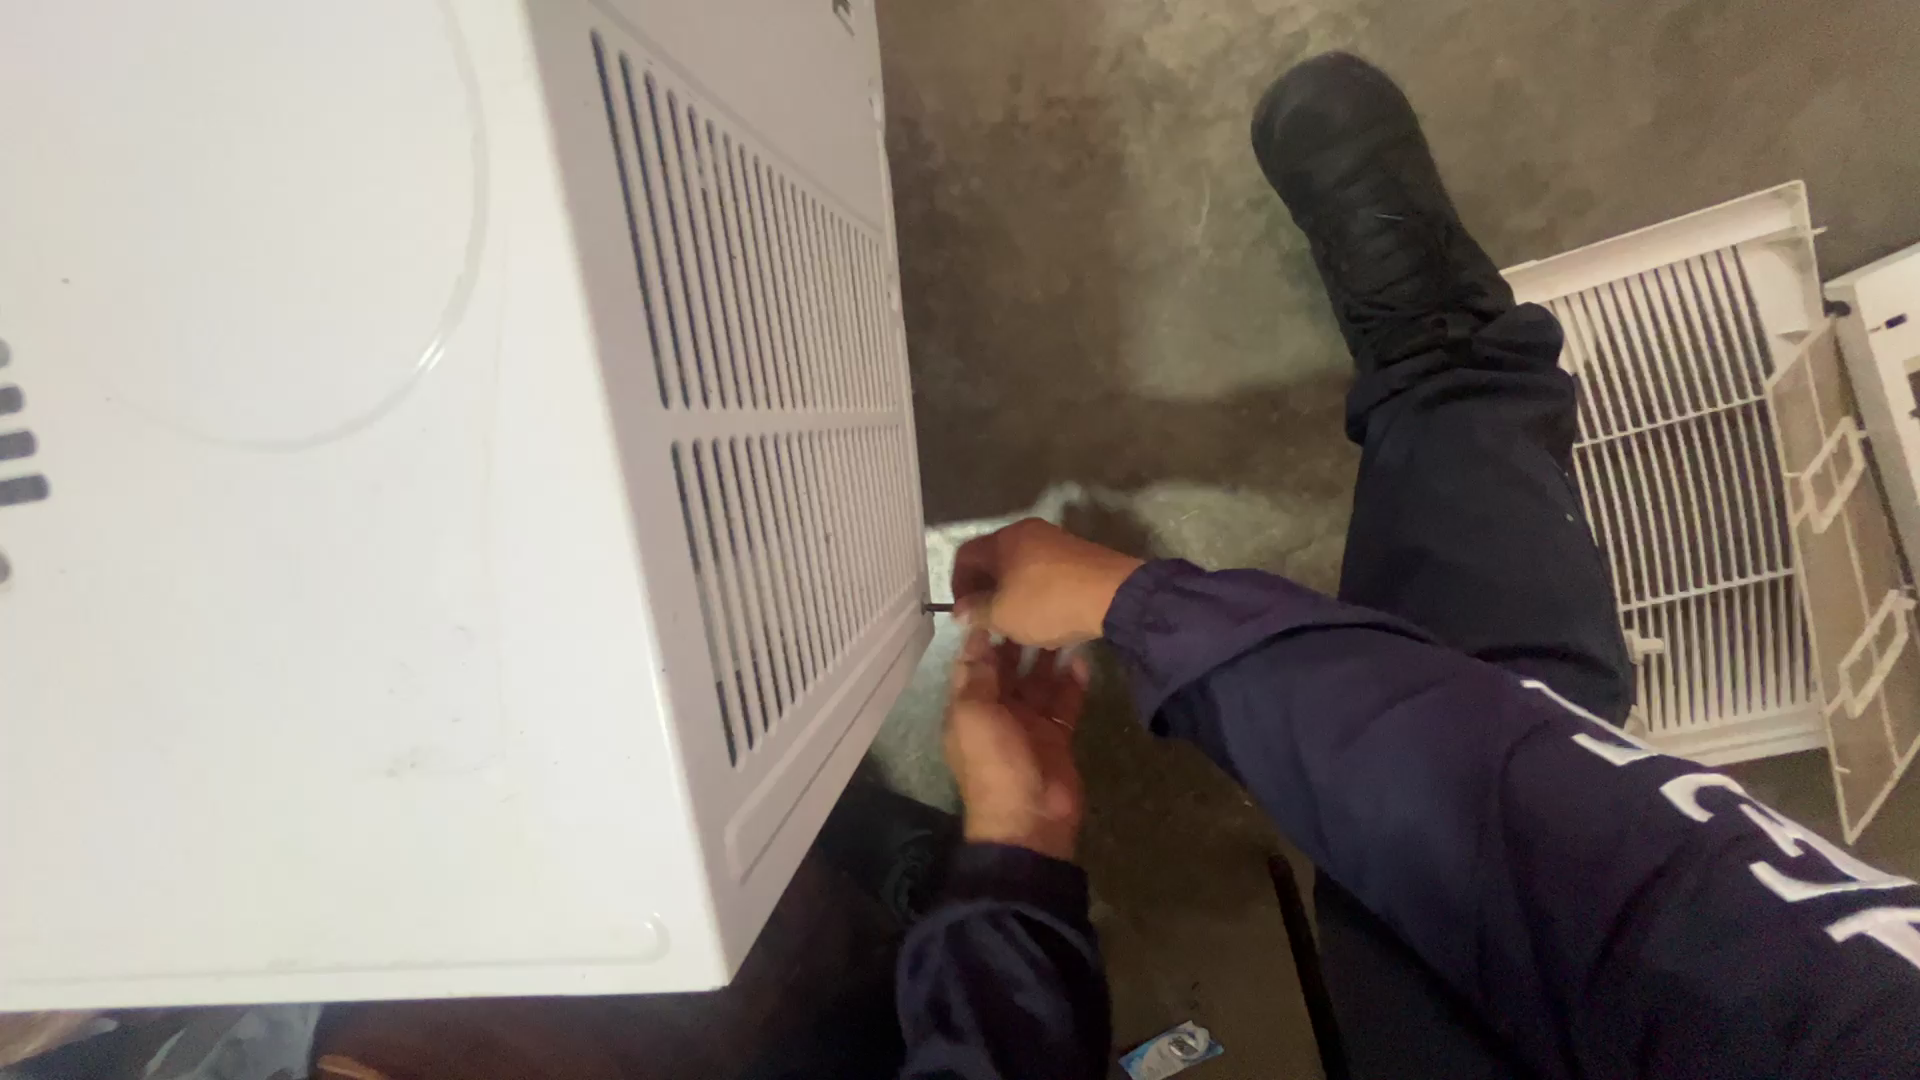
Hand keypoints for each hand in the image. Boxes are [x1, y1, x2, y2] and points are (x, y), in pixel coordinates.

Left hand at [944, 626, 1089, 859]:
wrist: (1030, 820)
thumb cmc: (994, 763)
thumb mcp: (973, 715)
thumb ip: (977, 676)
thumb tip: (975, 636)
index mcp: (968, 709)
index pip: (973, 666)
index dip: (983, 639)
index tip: (1000, 605)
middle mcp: (997, 713)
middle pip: (1008, 671)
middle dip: (1019, 644)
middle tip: (1038, 609)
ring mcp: (1029, 725)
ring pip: (1038, 683)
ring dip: (1048, 659)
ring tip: (1064, 627)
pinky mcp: (1057, 736)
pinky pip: (1064, 703)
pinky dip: (1072, 683)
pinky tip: (1083, 659)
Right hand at [951, 519, 1144, 647]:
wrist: (1114, 595)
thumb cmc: (1047, 602)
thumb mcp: (1003, 614)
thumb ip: (975, 611)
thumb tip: (960, 610)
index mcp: (1003, 539)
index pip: (965, 556)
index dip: (958, 585)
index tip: (965, 613)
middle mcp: (1028, 532)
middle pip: (994, 560)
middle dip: (987, 591)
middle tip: (989, 620)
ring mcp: (1056, 541)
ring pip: (1021, 567)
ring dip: (1013, 594)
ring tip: (1017, 624)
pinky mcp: (1079, 555)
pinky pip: (1046, 572)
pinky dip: (1037, 592)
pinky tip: (1046, 617)